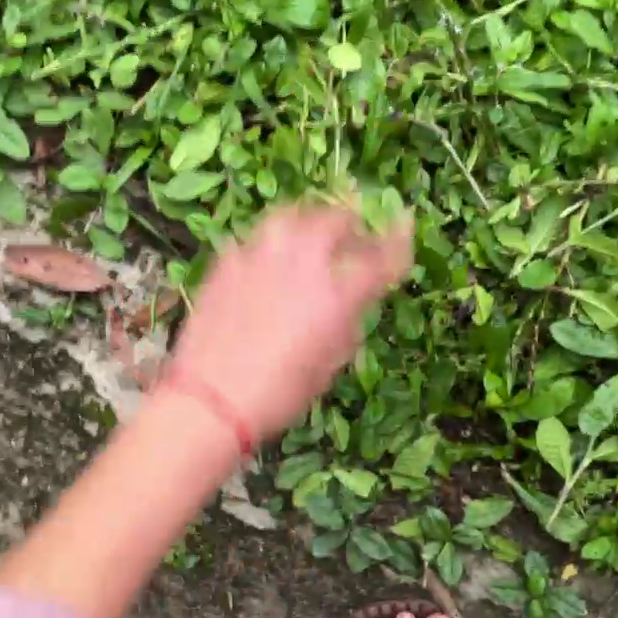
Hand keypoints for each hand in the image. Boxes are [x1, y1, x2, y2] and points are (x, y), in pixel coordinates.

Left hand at [167, 204, 413, 439]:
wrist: (212, 399)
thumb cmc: (279, 394)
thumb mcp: (326, 366)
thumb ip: (343, 326)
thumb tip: (346, 309)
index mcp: (337, 294)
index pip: (380, 257)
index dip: (397, 241)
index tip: (405, 227)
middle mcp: (303, 263)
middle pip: (335, 221)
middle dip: (351, 224)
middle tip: (354, 234)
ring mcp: (261, 256)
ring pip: (291, 217)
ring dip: (308, 221)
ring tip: (311, 232)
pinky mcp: (227, 262)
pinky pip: (255, 240)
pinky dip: (269, 245)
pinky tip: (267, 260)